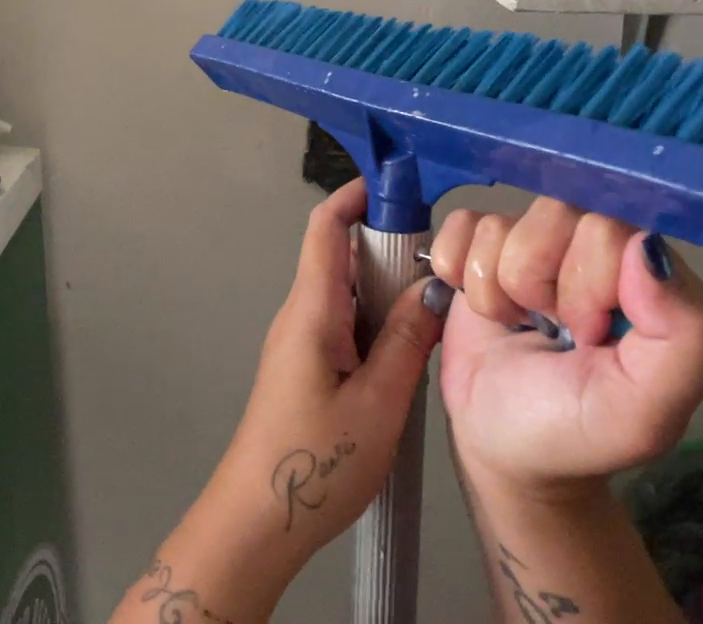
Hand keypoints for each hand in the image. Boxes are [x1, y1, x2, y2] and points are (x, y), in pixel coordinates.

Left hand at [201, 178, 447, 565]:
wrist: (260, 516)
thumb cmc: (318, 458)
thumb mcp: (379, 402)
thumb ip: (406, 341)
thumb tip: (434, 288)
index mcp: (311, 310)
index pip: (325, 228)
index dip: (355, 196)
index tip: (398, 186)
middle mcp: (300, 315)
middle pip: (340, 256)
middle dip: (387, 246)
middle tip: (442, 258)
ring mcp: (300, 341)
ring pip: (345, 292)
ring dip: (385, 287)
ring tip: (435, 301)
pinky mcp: (305, 366)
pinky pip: (343, 322)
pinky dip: (375, 318)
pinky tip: (407, 344)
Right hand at [431, 199, 702, 500]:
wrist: (499, 445)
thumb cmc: (573, 430)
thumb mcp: (644, 410)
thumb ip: (684, 336)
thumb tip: (648, 245)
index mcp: (647, 275)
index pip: (611, 229)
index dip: (588, 282)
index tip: (589, 335)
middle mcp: (592, 247)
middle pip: (553, 214)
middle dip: (536, 284)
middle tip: (550, 329)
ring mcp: (531, 243)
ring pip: (500, 224)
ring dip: (493, 288)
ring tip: (515, 325)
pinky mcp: (479, 246)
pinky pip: (460, 224)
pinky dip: (455, 268)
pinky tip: (478, 306)